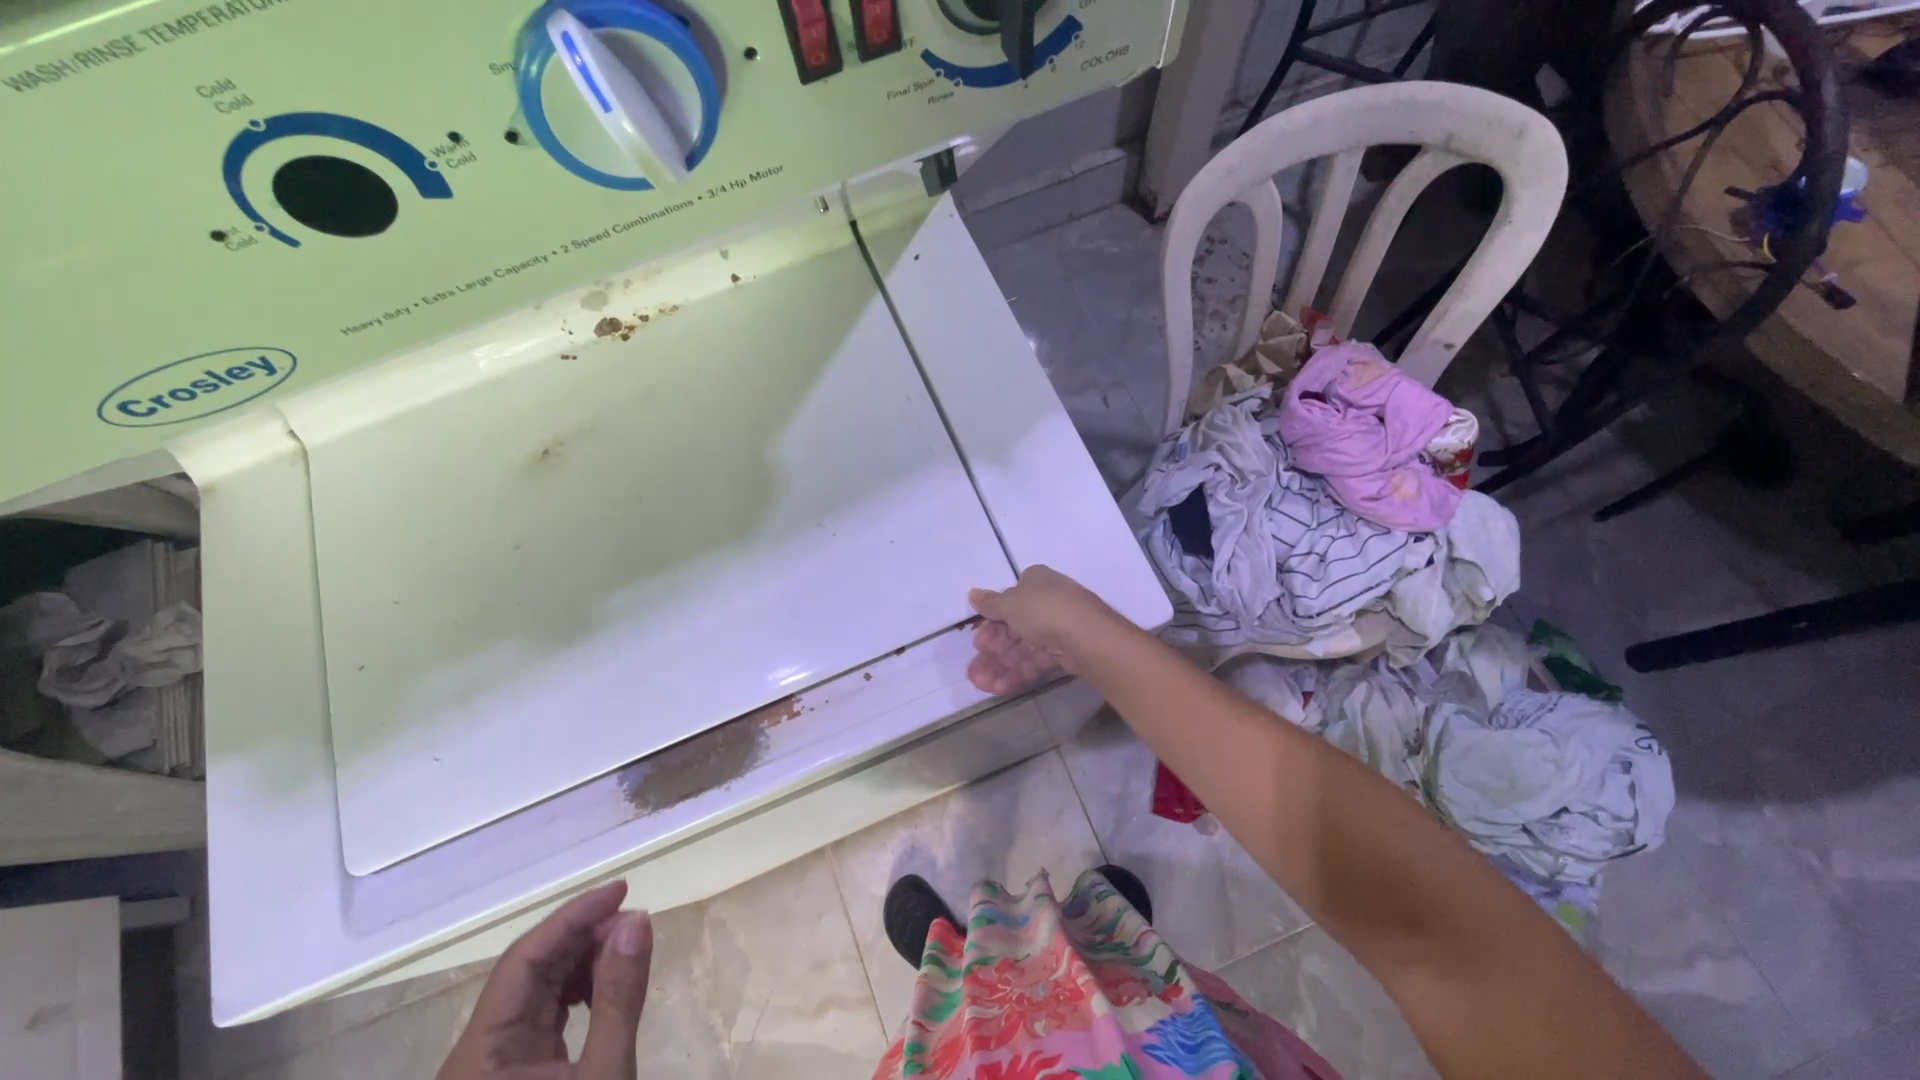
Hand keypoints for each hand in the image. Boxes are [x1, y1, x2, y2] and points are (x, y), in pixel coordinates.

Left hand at [438, 881, 653, 1079]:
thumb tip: (636, 922)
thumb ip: (619, 998)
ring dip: (580, 964)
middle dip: (582, 938)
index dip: (573, 917)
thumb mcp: (606, 1078)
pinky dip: (575, 995)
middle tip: (635, 923)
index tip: (623, 888)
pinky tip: (604, 990)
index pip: (525, 960)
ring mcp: (490, 1068)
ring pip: (533, 993)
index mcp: (481, 1056)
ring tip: (626, 954)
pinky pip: (539, 1017)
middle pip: (526, 973)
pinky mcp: (509, 1078)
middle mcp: (475, 1056)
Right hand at [966, 565, 1116, 694]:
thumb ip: (990, 603)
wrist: (1089, 637)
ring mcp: (1057, 629)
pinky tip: (999, 688)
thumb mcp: (1011, 603)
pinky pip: (1036, 661)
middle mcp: (1047, 603)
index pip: (1007, 603)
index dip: (990, 625)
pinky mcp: (1065, 652)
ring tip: (981, 685)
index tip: (977, 644)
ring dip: (1000, 667)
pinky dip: (1017, 674)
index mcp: (1035, 583)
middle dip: (992, 653)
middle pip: (1013, 630)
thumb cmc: (1045, 610)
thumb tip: (972, 593)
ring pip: (1023, 649)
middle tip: (973, 673)